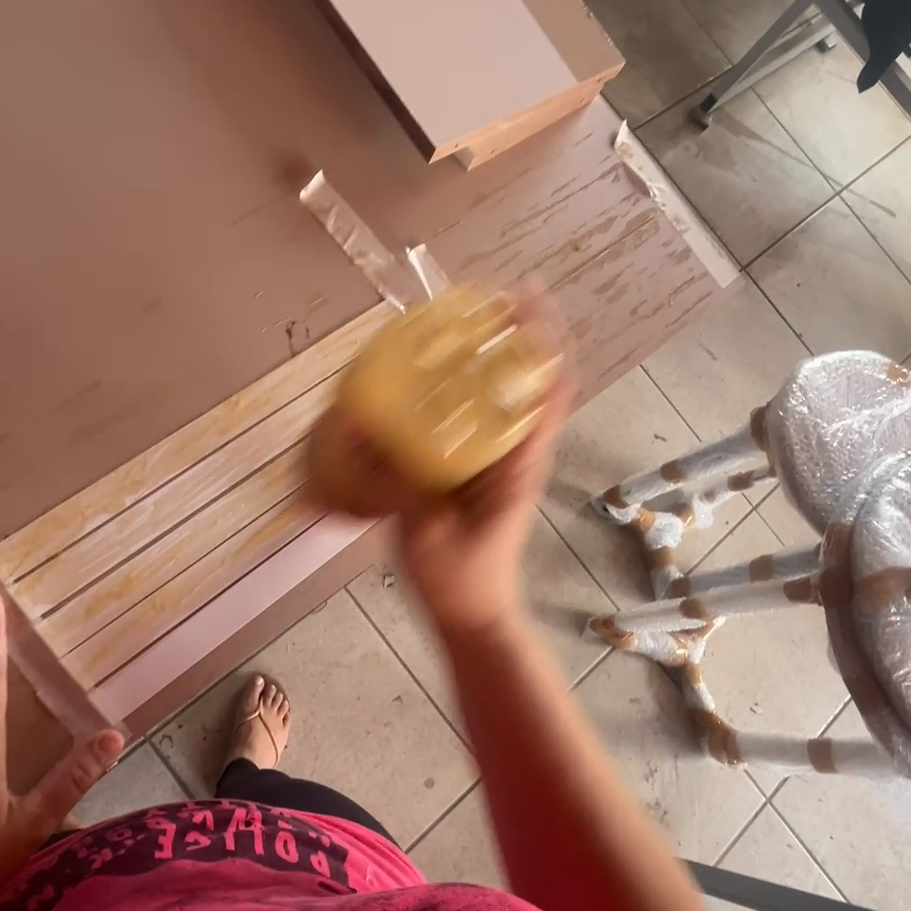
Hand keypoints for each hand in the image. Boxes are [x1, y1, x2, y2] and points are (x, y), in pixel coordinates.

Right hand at [396, 309, 570, 635]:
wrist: (474, 615)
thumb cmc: (461, 579)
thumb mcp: (427, 531)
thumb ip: (401, 482)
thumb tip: (363, 433)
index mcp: (517, 465)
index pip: (548, 390)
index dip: (542, 338)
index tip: (524, 296)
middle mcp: (516, 456)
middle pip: (532, 383)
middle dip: (515, 336)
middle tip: (481, 301)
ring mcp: (500, 466)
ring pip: (505, 401)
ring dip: (490, 364)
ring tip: (454, 333)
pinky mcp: (479, 477)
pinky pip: (474, 426)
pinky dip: (460, 399)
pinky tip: (424, 391)